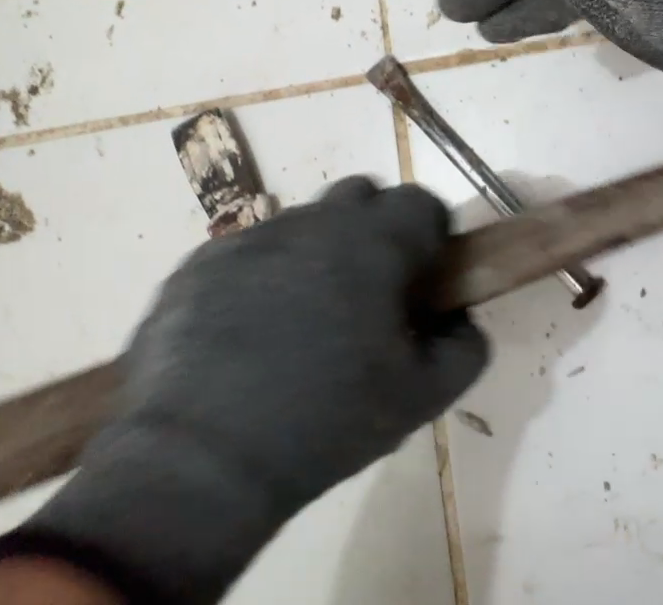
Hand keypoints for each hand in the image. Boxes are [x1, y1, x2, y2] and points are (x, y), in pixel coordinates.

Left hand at [0, 178, 487, 604]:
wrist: (197, 464)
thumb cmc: (326, 425)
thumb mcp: (423, 397)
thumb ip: (465, 345)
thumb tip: (456, 318)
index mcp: (374, 243)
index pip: (421, 203)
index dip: (431, 236)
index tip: (424, 280)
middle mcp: (314, 223)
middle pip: (361, 197)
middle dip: (376, 231)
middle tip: (370, 295)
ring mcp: (250, 240)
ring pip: (303, 225)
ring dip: (319, 255)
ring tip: (304, 324)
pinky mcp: (197, 267)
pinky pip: (250, 253)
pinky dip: (264, 278)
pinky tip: (250, 338)